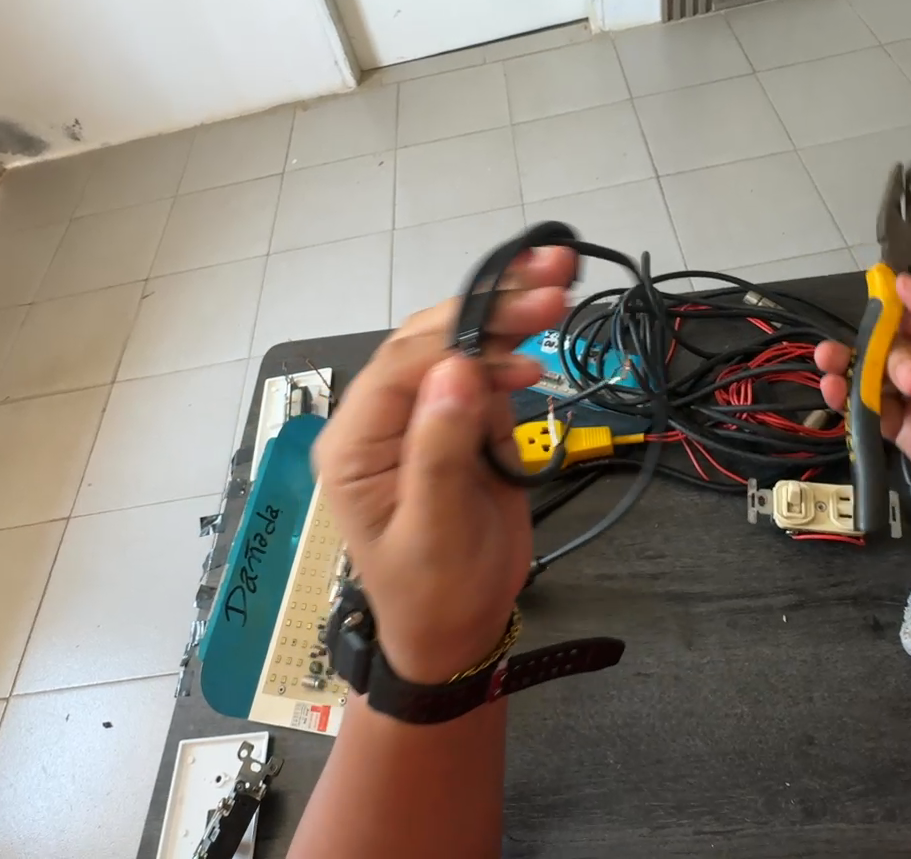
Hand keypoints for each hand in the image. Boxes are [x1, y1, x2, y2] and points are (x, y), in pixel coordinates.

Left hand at [313, 247, 575, 682]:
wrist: (456, 630)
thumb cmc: (437, 592)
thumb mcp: (436, 530)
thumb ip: (440, 448)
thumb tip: (458, 367)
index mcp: (354, 443)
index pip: (404, 365)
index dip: (465, 332)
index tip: (527, 316)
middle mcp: (378, 419)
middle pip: (430, 343)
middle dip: (491, 310)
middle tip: (552, 279)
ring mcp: (416, 418)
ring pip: (457, 350)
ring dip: (506, 322)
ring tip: (555, 295)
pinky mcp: (450, 426)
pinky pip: (477, 379)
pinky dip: (509, 362)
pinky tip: (533, 365)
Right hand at [815, 273, 910, 553]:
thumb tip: (904, 281)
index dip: (901, 309)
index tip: (884, 309)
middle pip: (896, 345)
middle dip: (888, 352)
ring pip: (877, 376)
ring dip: (850, 365)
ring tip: (830, 364)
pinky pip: (875, 415)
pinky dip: (849, 400)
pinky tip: (833, 389)